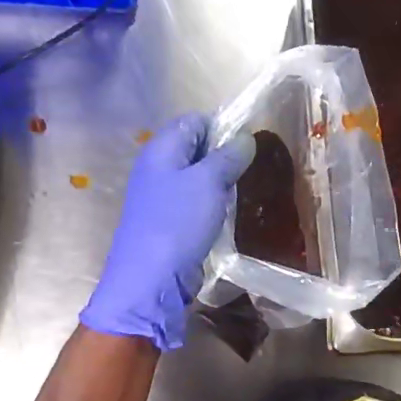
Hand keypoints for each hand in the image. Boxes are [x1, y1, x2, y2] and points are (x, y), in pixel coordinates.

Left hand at [80, 115, 255, 350]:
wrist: (150, 279)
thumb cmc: (178, 223)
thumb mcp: (209, 182)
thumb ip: (228, 157)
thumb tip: (245, 138)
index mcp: (162, 149)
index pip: (194, 121)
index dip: (222, 128)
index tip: (248, 146)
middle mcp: (157, 167)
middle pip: (195, 149)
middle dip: (224, 156)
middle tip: (250, 170)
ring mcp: (160, 196)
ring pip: (196, 177)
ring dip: (219, 183)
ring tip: (242, 192)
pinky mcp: (168, 221)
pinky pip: (194, 202)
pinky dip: (211, 204)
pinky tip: (226, 215)